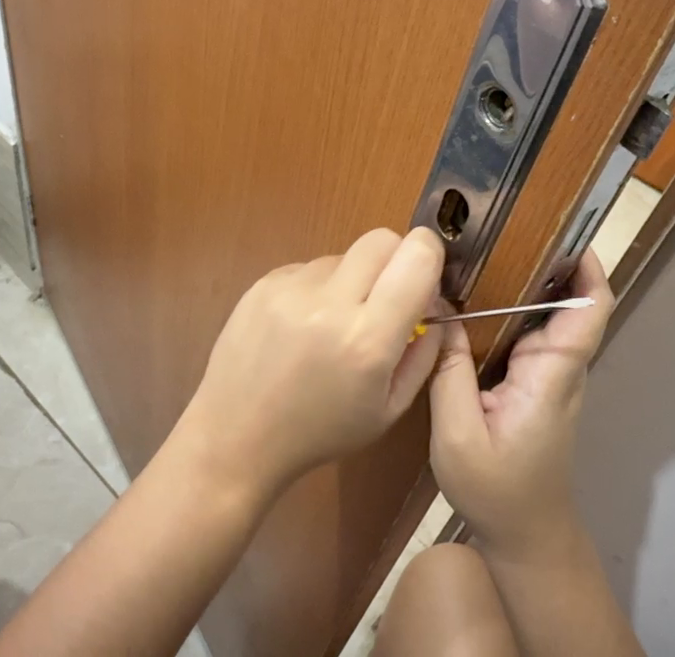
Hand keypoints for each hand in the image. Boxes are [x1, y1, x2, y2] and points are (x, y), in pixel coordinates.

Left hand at [172, 227, 446, 495]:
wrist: (237, 434)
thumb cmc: (321, 431)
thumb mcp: (389, 409)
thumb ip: (424, 351)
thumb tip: (437, 300)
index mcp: (368, 340)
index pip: (417, 256)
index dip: (431, 257)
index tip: (427, 279)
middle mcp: (330, 303)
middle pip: (382, 239)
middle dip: (396, 259)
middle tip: (386, 297)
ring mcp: (291, 288)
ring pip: (344, 255)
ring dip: (353, 278)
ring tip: (335, 323)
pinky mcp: (264, 282)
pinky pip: (311, 266)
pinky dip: (319, 287)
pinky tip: (304, 326)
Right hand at [429, 249, 613, 554]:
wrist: (525, 534)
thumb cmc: (497, 491)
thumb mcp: (457, 435)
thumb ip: (449, 372)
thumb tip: (441, 311)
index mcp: (551, 375)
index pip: (589, 311)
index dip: (588, 268)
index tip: (563, 232)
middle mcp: (558, 367)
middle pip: (567, 301)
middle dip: (542, 260)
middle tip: (495, 229)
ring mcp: (548, 374)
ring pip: (545, 314)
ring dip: (522, 282)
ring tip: (475, 253)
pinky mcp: (533, 382)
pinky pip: (526, 332)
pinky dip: (505, 308)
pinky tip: (470, 297)